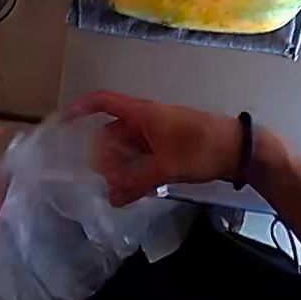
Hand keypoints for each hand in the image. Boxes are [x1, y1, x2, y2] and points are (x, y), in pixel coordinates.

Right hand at [66, 91, 257, 205]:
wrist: (239, 149)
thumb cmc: (202, 147)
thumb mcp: (166, 166)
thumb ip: (136, 182)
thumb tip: (111, 198)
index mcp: (141, 114)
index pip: (103, 102)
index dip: (80, 108)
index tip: (61, 122)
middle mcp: (144, 120)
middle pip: (111, 135)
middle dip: (105, 159)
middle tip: (109, 184)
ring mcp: (156, 134)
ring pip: (126, 149)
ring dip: (121, 169)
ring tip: (124, 193)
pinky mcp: (166, 147)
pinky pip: (141, 157)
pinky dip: (136, 172)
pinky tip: (138, 192)